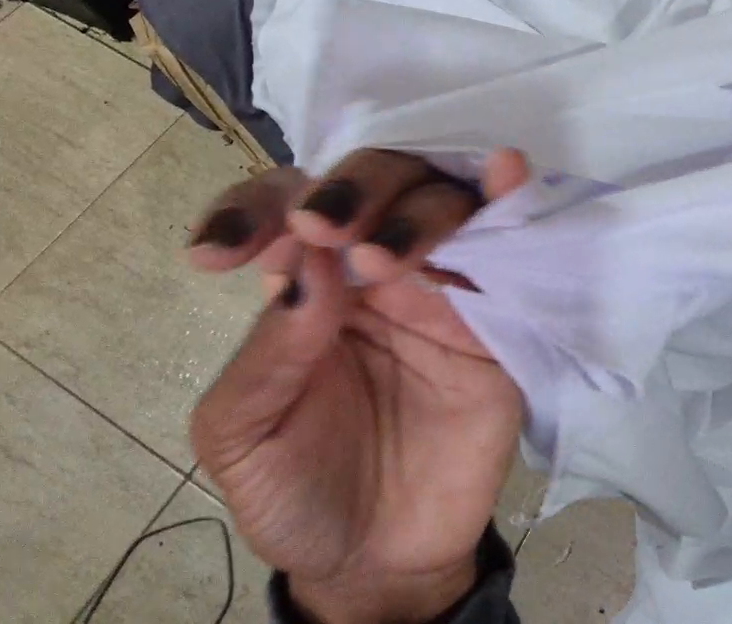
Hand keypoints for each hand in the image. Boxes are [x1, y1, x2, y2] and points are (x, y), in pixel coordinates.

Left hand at [189, 149, 531, 623]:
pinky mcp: (499, 316)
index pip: (285, 205)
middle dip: (354, 189)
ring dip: (418, 209)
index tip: (219, 255)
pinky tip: (506, 170)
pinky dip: (511, 200)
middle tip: (326, 230)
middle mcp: (378, 264)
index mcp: (309, 281)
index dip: (254, 207)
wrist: (381, 561)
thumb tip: (310, 262)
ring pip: (444, 201)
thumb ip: (268, 351)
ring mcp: (445, 285)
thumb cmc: (297, 490)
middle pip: (379, 180)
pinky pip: (512, 246)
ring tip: (384, 255)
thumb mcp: (241, 434)